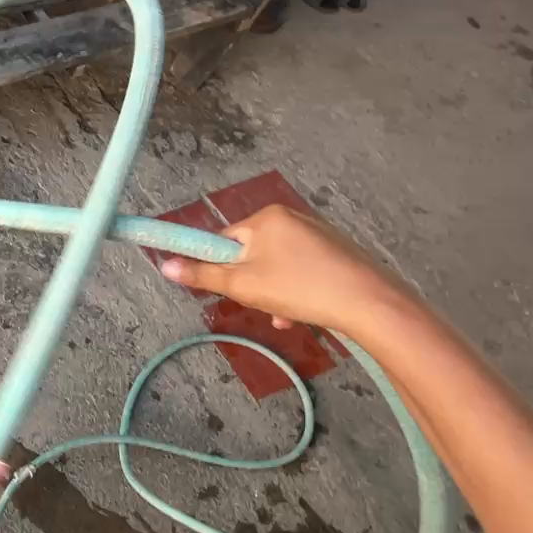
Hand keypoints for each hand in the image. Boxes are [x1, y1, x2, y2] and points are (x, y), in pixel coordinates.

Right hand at [159, 205, 415, 337]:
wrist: (368, 303)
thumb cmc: (298, 288)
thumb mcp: (241, 285)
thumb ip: (201, 275)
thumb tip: (164, 265)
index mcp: (266, 217)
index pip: (223, 239)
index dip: (217, 266)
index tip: (224, 288)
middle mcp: (291, 218)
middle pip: (249, 254)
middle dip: (248, 283)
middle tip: (256, 304)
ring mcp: (317, 234)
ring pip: (274, 267)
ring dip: (269, 293)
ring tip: (282, 315)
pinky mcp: (335, 252)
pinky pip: (298, 270)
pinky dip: (292, 291)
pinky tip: (299, 313)